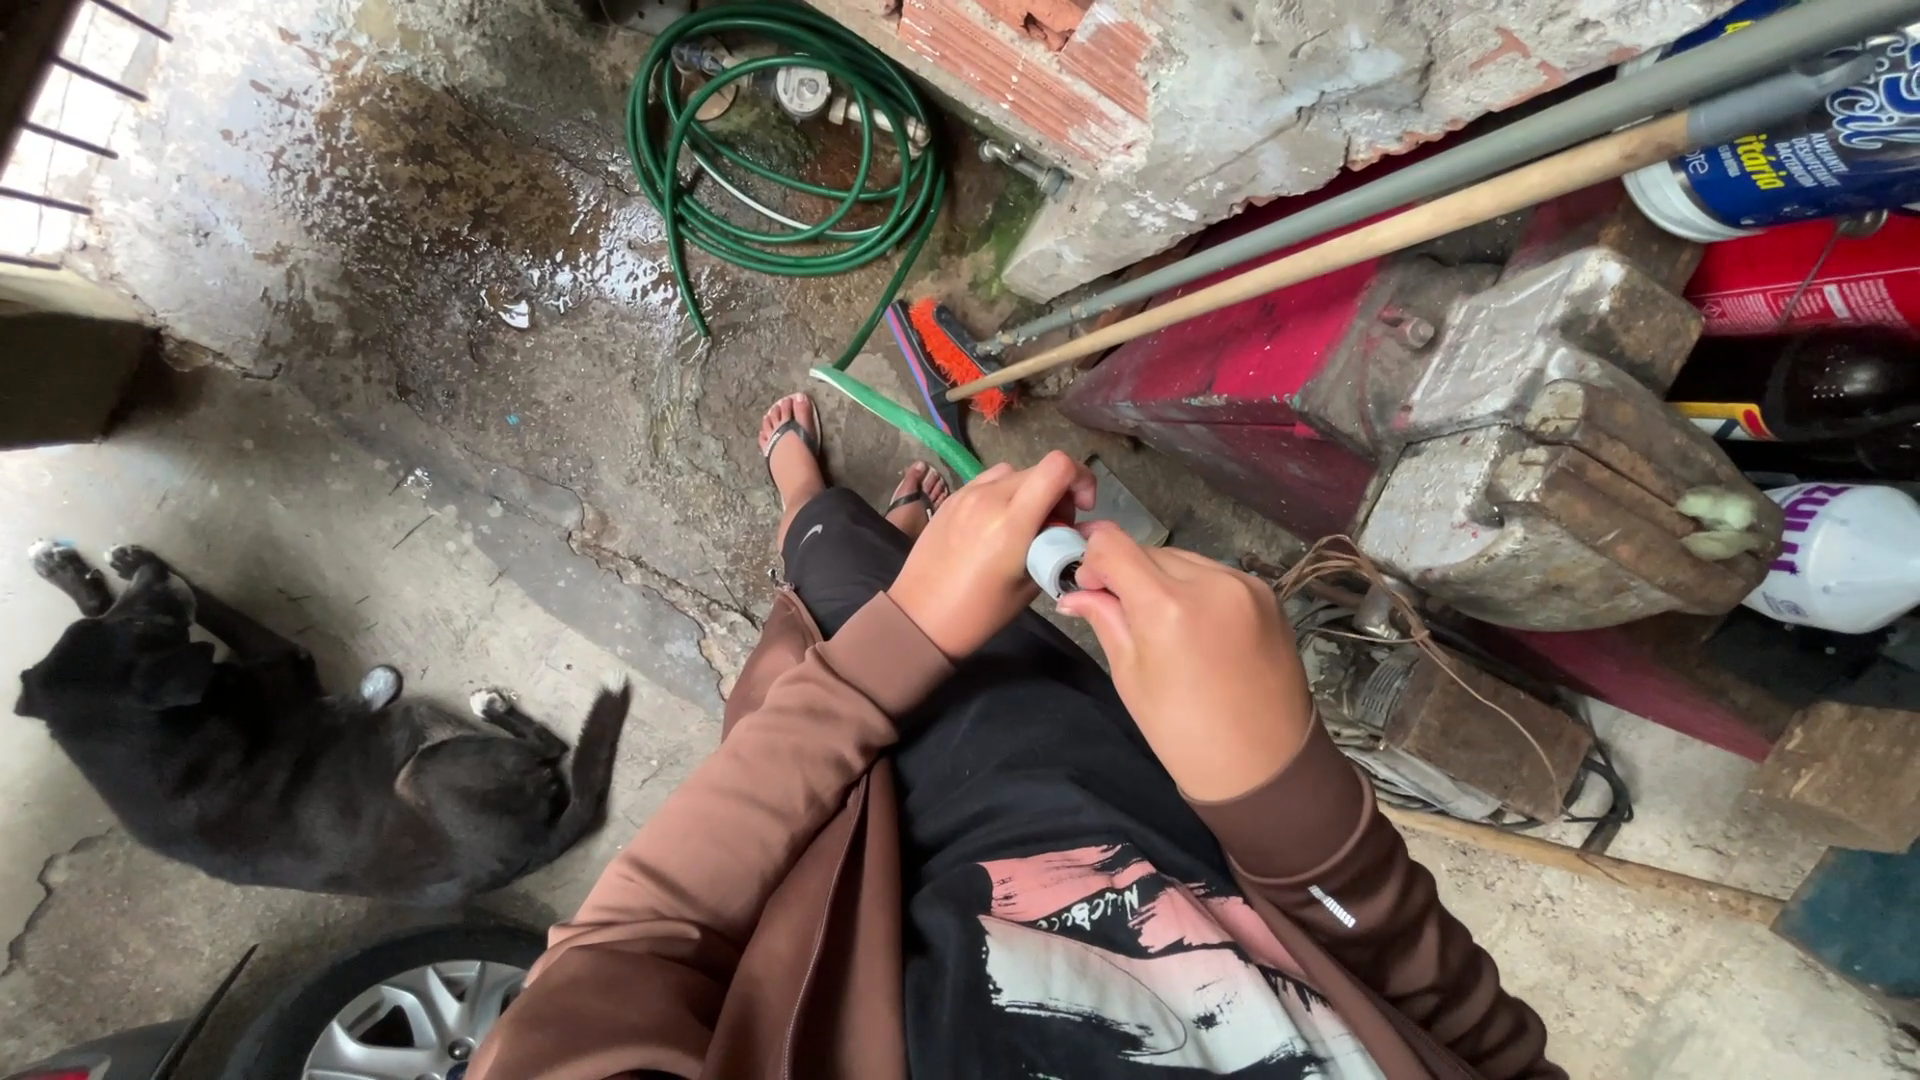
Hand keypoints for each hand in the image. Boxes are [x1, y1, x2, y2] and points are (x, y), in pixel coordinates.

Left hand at [887, 451, 1095, 658]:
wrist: (920, 618)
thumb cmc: (979, 613)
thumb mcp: (1030, 586)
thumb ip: (1054, 548)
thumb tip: (1070, 530)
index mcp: (1011, 521)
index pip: (1058, 466)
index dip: (1080, 478)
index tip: (1081, 507)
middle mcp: (988, 498)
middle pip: (1039, 469)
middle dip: (1058, 492)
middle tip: (1054, 527)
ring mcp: (965, 494)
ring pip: (1013, 472)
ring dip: (1029, 491)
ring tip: (1024, 525)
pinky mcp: (949, 499)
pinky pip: (987, 482)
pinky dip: (1003, 494)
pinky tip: (997, 525)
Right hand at [1056, 525, 1313, 800]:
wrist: (1265, 766)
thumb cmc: (1184, 732)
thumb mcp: (1130, 676)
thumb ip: (1104, 619)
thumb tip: (1073, 594)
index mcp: (1168, 606)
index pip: (1112, 545)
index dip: (1092, 561)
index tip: (1090, 589)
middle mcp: (1210, 582)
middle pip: (1147, 551)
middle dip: (1126, 575)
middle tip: (1122, 614)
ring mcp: (1244, 585)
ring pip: (1182, 559)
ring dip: (1161, 579)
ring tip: (1164, 626)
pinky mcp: (1266, 594)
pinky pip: (1214, 574)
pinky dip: (1195, 588)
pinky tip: (1196, 627)